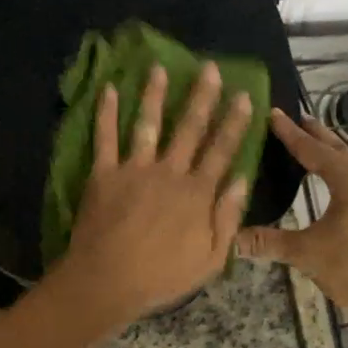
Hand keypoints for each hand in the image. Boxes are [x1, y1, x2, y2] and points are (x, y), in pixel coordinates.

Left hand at [46, 62, 252, 325]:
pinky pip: (105, 138)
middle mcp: (169, 173)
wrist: (108, 280)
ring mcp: (135, 170)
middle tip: (209, 67)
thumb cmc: (161, 277)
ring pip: (148, 124)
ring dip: (154, 94)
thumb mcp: (210, 259)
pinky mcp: (104, 174)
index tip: (244, 95)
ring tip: (159, 67)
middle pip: (189, 128)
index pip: (222, 150)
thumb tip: (242, 180)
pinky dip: (106, 113)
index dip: (234, 122)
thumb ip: (228, 218)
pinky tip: (108, 89)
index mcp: (198, 193)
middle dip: (202, 96)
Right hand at [236, 109, 347, 333]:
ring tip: (315, 148)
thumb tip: (231, 237)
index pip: (312, 149)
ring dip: (333, 156)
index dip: (290, 134)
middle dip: (316, 135)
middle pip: (338, 151)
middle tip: (297, 120)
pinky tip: (338, 188)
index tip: (274, 114)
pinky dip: (343, 176)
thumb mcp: (307, 254)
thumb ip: (269, 242)